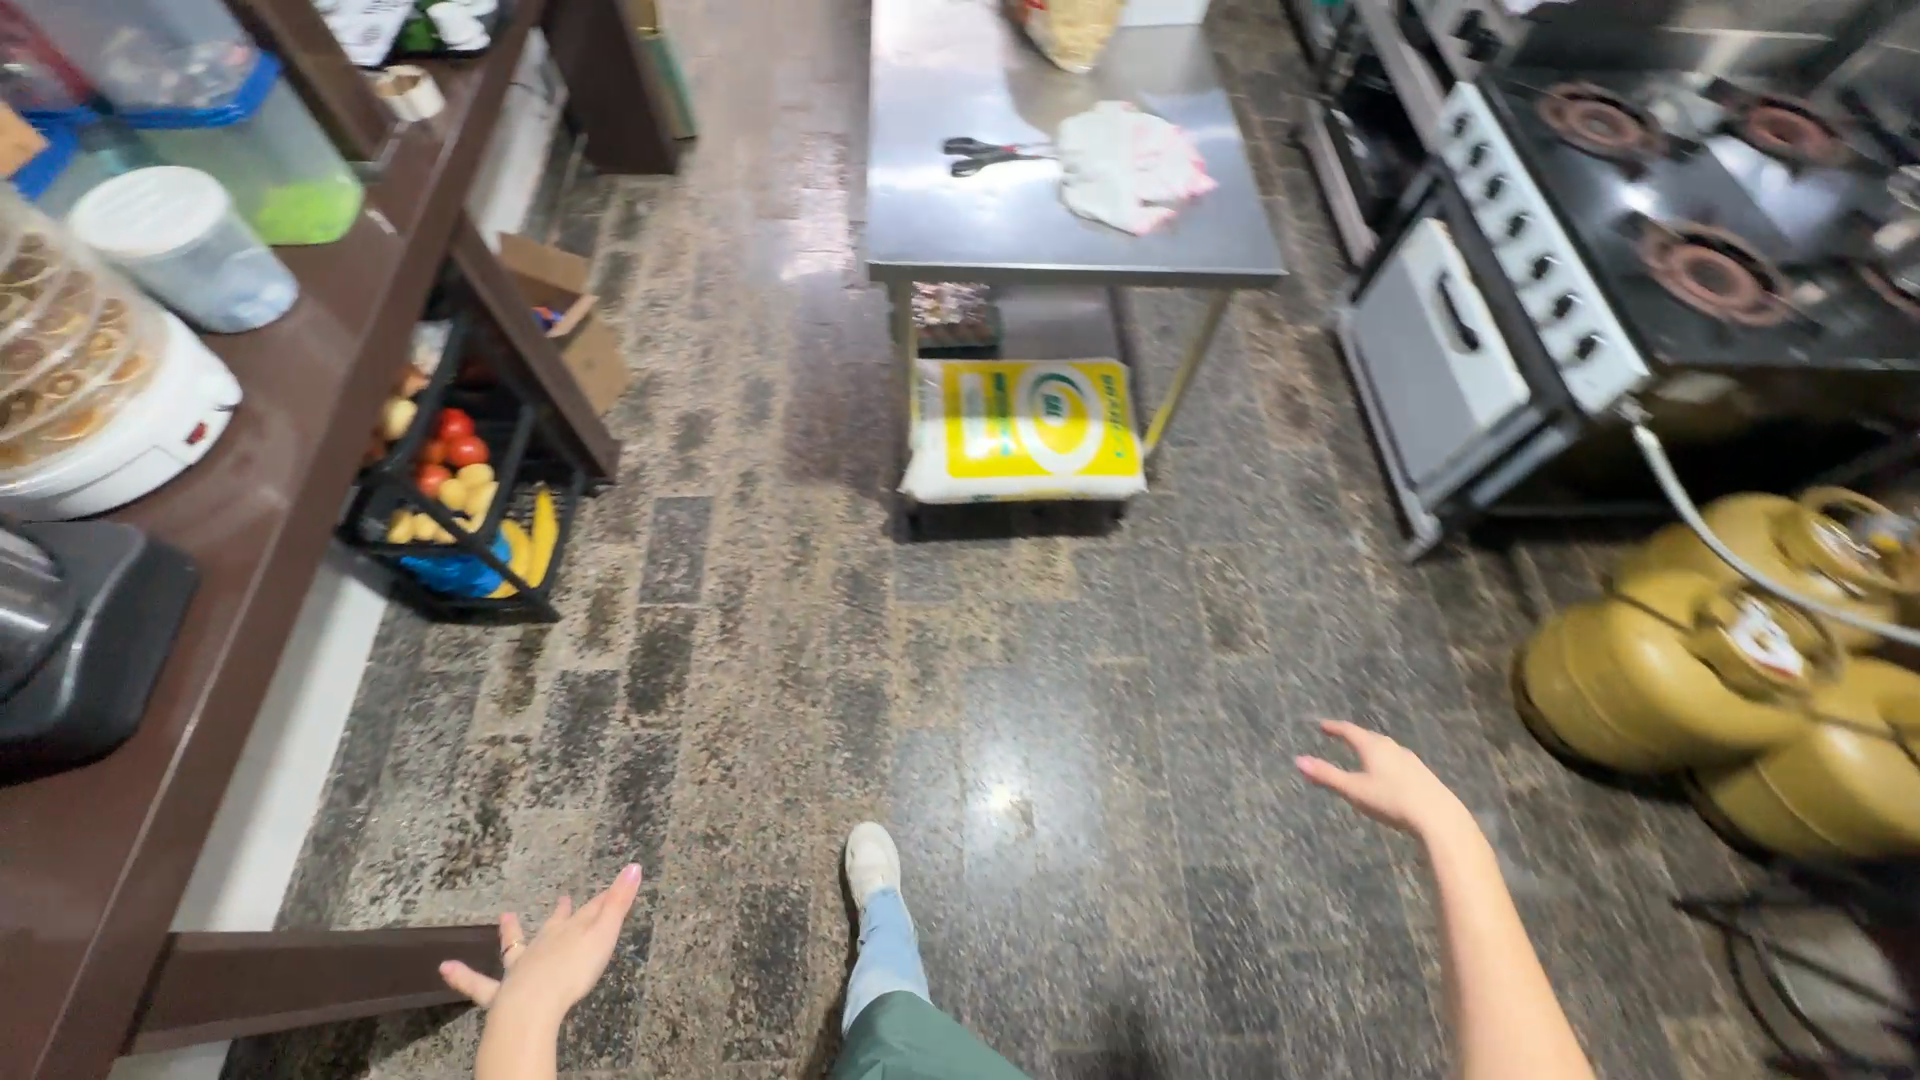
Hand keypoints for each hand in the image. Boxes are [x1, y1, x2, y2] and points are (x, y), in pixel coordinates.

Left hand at [440, 864, 642, 1022]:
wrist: (532, 1007)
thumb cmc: (573, 972)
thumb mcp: (604, 934)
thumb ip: (619, 902)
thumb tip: (634, 865)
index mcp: (570, 931)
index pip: (592, 910)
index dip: (605, 899)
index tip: (614, 887)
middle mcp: (543, 944)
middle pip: (555, 925)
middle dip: (562, 912)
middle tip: (563, 899)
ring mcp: (520, 968)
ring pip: (514, 947)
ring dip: (510, 932)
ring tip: (504, 916)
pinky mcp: (501, 994)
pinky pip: (477, 985)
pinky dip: (461, 977)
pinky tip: (445, 968)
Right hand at [1296, 721, 1470, 838]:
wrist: (1439, 817)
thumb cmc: (1391, 800)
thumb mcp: (1353, 790)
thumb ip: (1326, 775)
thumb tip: (1298, 760)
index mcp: (1373, 747)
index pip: (1349, 730)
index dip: (1334, 727)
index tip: (1322, 725)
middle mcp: (1392, 748)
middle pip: (1369, 736)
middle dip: (1353, 736)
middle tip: (1341, 737)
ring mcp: (1411, 760)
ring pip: (1386, 748)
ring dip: (1372, 747)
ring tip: (1363, 753)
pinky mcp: (1423, 774)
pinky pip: (1398, 759)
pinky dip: (1386, 760)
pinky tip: (1388, 773)